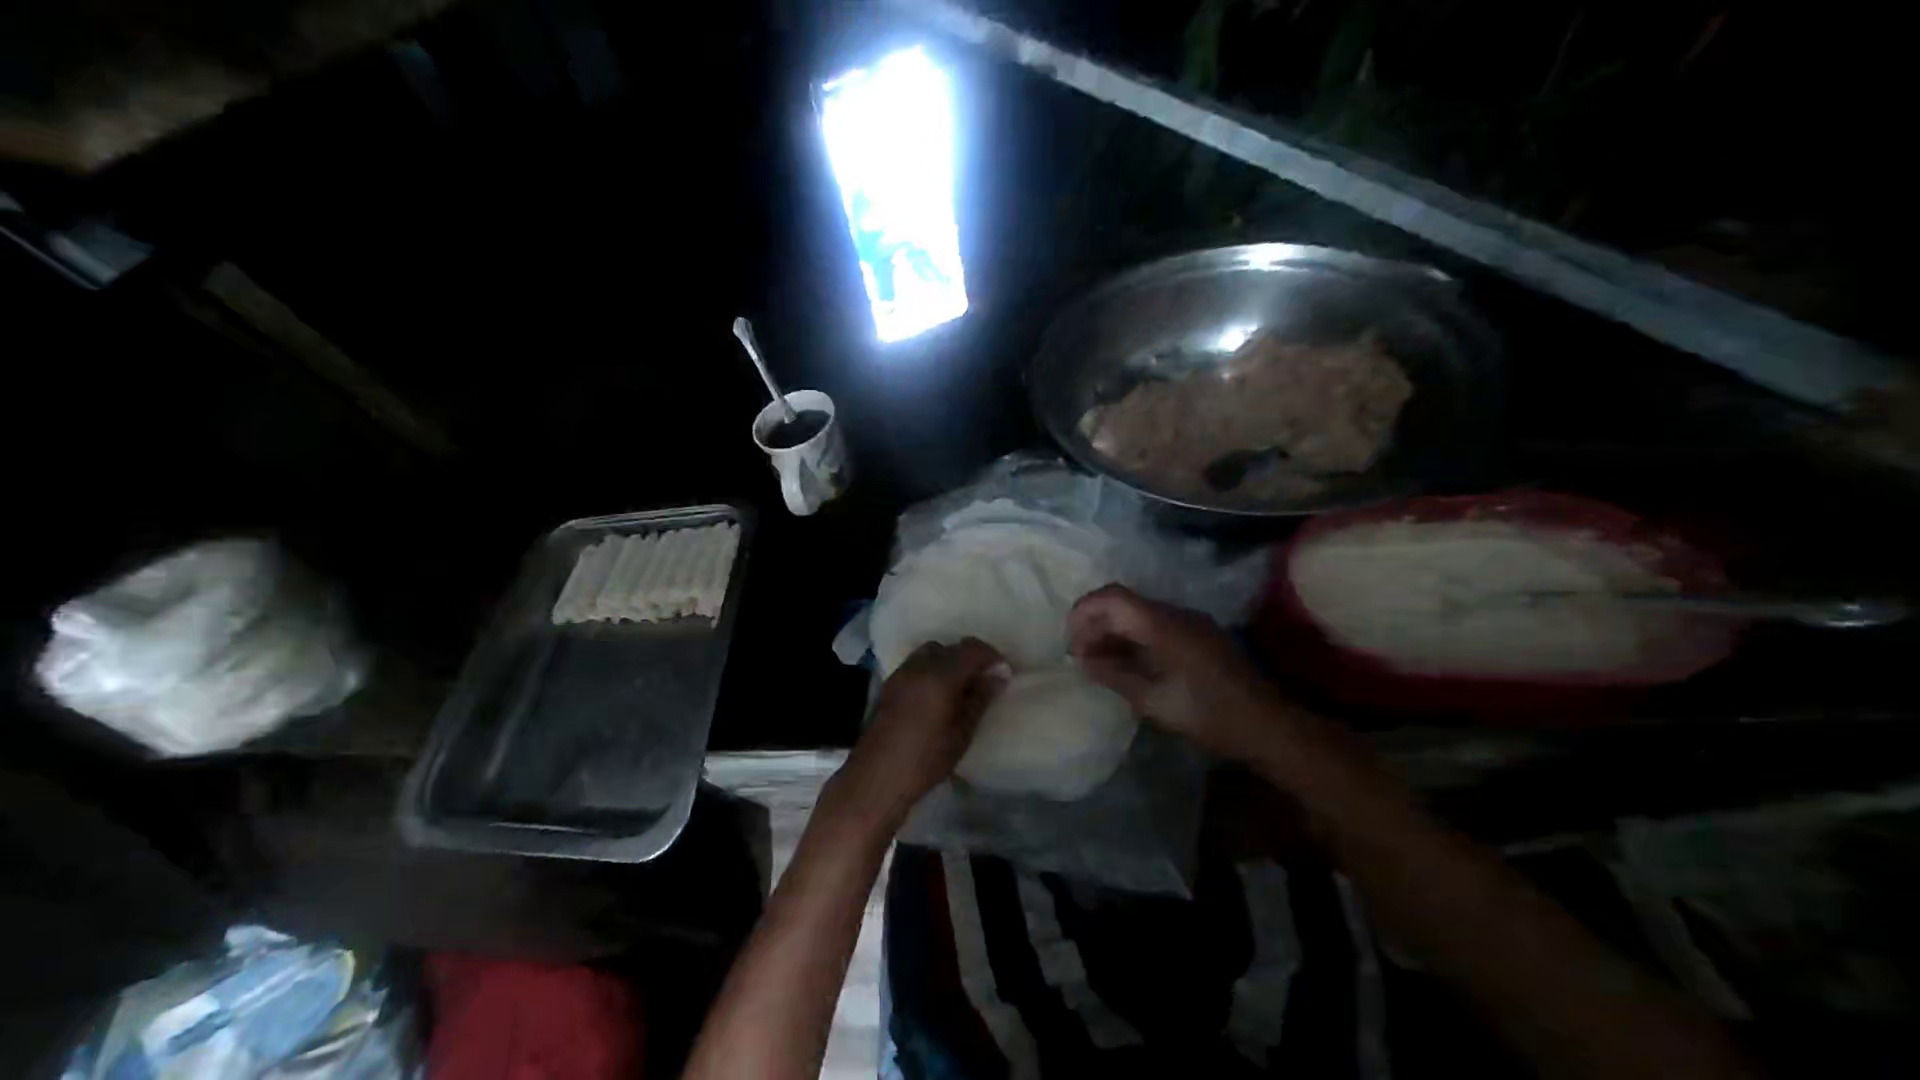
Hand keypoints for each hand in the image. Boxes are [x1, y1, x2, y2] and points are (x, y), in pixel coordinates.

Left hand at [835, 638, 1009, 825]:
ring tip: (962, 688)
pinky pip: (917, 664)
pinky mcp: (890, 684)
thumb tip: (998, 674)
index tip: (1004, 675)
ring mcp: (901, 673)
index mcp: (940, 675)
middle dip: (972, 658)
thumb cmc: (926, 760)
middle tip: (985, 682)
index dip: (992, 657)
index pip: (972, 649)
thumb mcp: (962, 733)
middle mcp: (919, 666)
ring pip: (932, 652)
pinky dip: (933, 669)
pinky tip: (938, 694)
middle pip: (952, 648)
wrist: (877, 777)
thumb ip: (980, 698)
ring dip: (950, 662)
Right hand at [1068, 585, 1290, 763]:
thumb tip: (1083, 659)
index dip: (1084, 611)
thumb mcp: (1154, 700)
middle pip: (1124, 603)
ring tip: (1098, 663)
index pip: (1113, 597)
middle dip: (1096, 624)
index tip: (1069, 639)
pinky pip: (1156, 626)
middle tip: (1080, 657)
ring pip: (1139, 614)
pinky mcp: (1199, 636)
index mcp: (1164, 624)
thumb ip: (1114, 674)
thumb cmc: (1209, 714)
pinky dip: (1134, 639)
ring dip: (1114, 632)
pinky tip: (1127, 665)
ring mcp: (1191, 623)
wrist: (1268, 725)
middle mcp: (1176, 614)